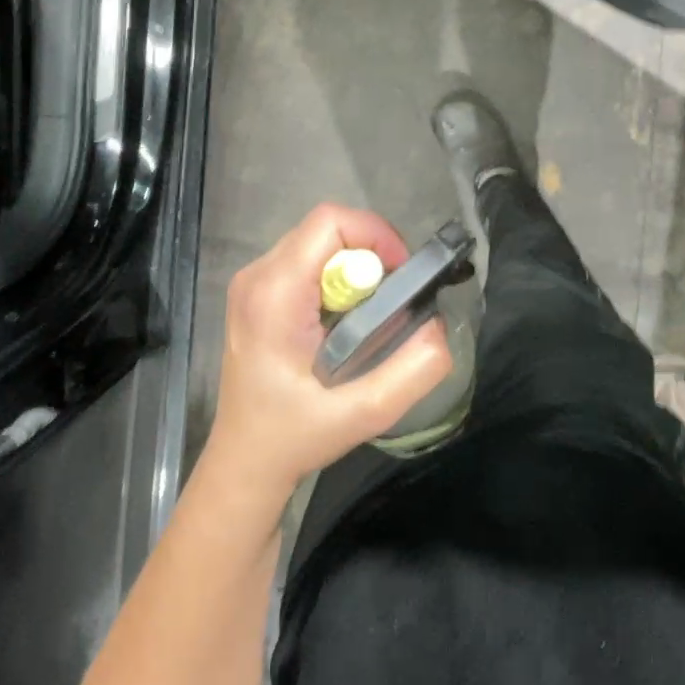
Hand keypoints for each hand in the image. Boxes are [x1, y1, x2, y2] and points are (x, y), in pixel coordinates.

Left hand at [208, 204, 452, 492]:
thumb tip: (439, 327)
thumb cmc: (296, 436)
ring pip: (320, 243)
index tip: (401, 278)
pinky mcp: (258, 293)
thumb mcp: (365, 412)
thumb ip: (413, 370)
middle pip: (327, 229)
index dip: (376, 236)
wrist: (245, 461)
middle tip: (392, 304)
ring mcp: (253, 283)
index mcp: (274, 294)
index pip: (330, 222)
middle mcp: (257, 276)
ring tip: (371, 317)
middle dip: (371, 256)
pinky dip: (339, 279)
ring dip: (357, 269)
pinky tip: (345, 323)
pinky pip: (309, 260)